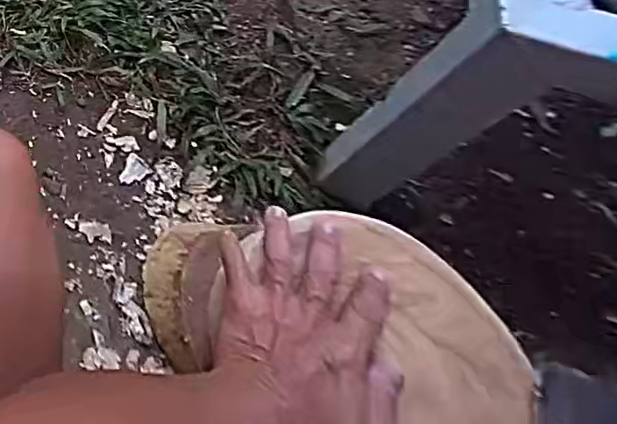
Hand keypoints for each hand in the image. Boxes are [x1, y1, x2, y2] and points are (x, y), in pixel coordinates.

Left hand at [210, 207, 401, 423]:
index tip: (379, 273)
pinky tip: (226, 234)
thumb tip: (389, 368)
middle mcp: (308, 320)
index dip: (373, 293)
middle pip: (320, 277)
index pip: (364, 314)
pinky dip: (230, 251)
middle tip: (328, 226)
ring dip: (279, 236)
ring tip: (276, 213)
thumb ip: (379, 396)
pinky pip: (236, 271)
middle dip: (324, 249)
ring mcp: (274, 308)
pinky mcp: (244, 306)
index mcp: (341, 349)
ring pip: (278, 262)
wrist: (257, 417)